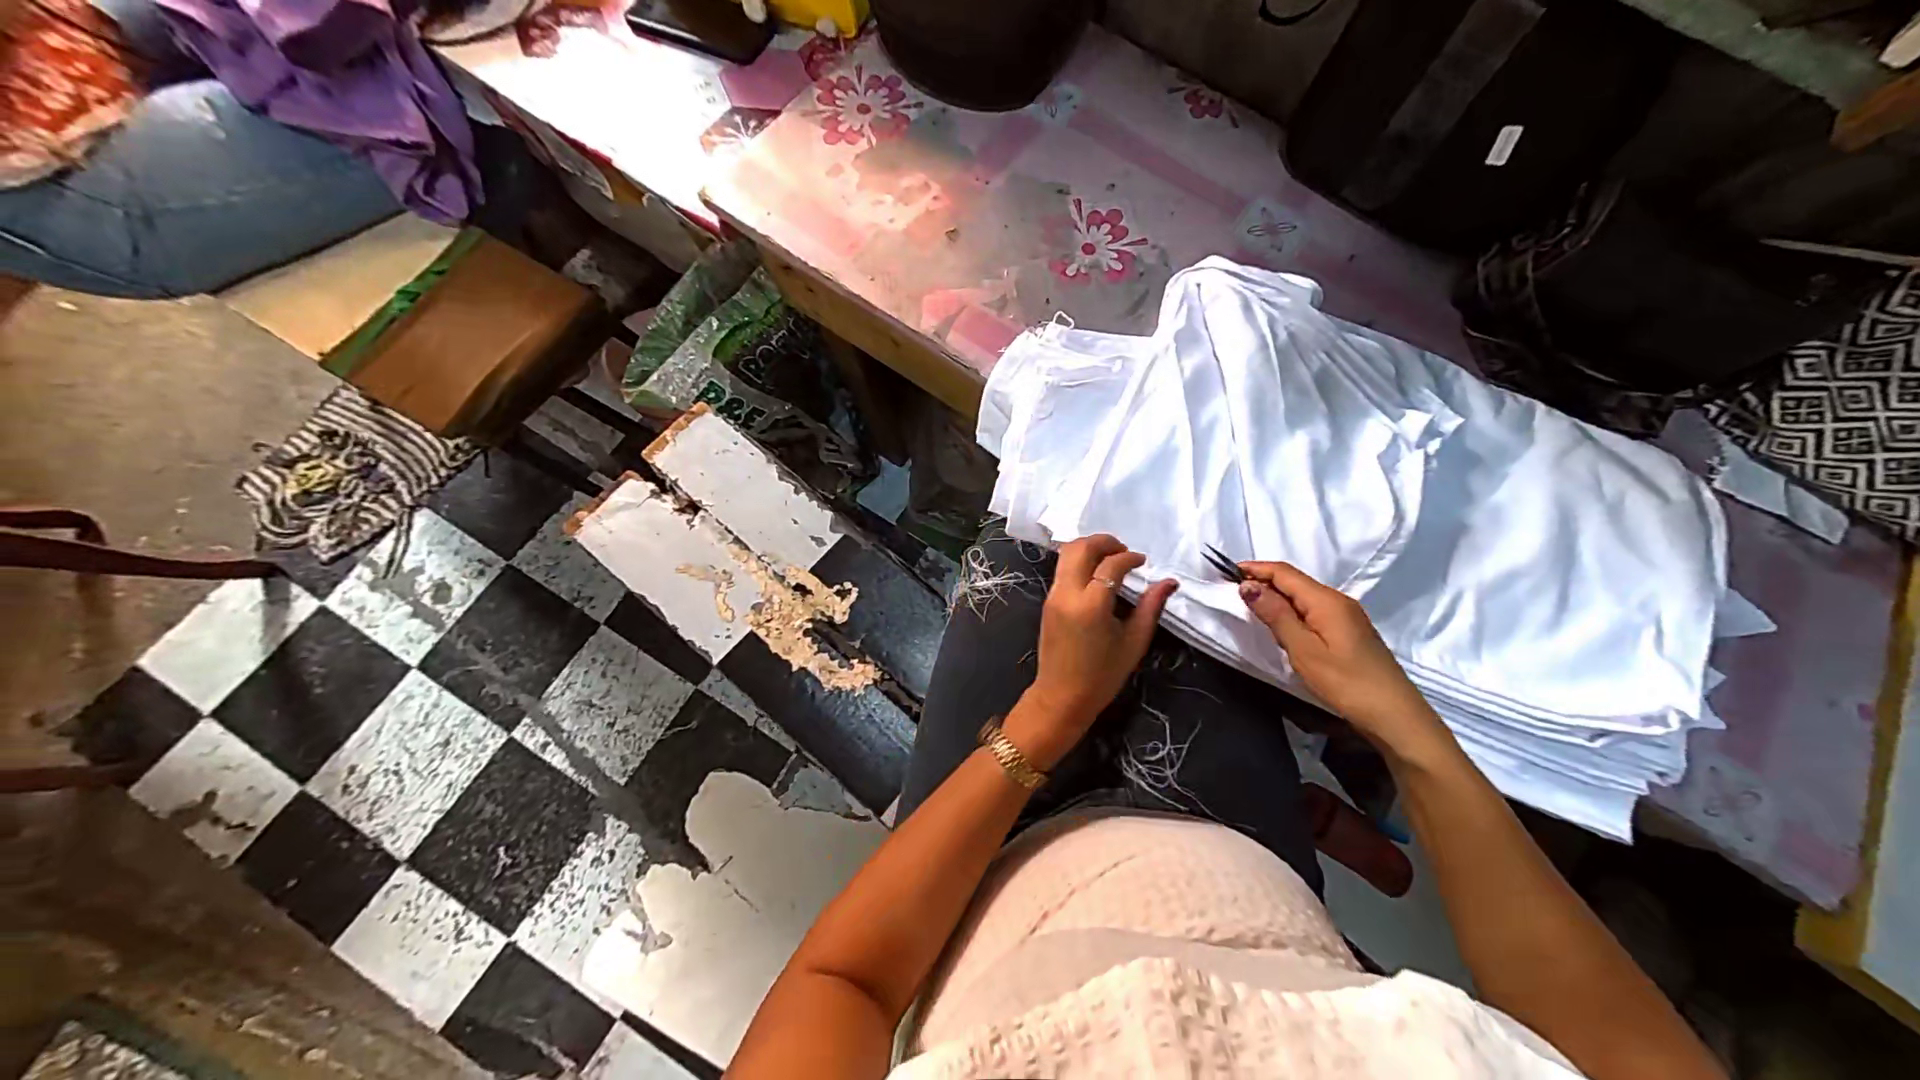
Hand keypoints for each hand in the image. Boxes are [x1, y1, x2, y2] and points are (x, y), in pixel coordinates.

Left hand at [1010, 535, 1177, 766]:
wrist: (1062, 696)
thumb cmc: (1103, 675)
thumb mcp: (1134, 642)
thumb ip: (1151, 607)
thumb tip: (1169, 582)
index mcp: (1091, 605)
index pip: (1110, 565)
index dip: (1129, 558)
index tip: (1143, 562)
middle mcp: (1067, 594)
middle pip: (1080, 548)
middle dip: (1104, 542)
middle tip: (1125, 551)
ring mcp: (1053, 596)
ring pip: (1066, 555)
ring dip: (1089, 549)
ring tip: (1112, 560)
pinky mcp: (1047, 601)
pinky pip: (1062, 569)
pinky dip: (1079, 562)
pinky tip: (1097, 574)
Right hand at [1237, 561, 1454, 762]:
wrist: (1394, 715)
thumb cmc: (1346, 683)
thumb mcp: (1303, 650)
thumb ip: (1275, 615)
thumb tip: (1248, 585)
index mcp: (1326, 601)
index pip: (1284, 573)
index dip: (1255, 569)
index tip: (1226, 572)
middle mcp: (1338, 601)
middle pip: (1294, 581)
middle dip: (1263, 581)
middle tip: (1232, 591)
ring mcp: (1346, 616)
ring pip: (1303, 596)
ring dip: (1276, 596)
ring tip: (1250, 607)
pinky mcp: (1349, 631)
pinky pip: (1313, 610)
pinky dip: (1291, 610)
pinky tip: (1280, 625)